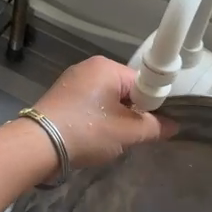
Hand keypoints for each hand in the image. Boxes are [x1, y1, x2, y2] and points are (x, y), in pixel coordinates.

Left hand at [29, 57, 172, 168]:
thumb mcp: (128, 132)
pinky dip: (94, 120)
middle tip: (128, 136)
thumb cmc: (87, 131)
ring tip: (106, 140)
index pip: (142, 82)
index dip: (150, 105)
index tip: (148, 125)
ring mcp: (71, 81)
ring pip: (106, 100)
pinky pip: (88, 105)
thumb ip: (154, 127)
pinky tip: (90, 137)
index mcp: (107, 66)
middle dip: (130, 113)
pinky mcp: (60, 97)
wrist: (38, 145)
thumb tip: (174, 126)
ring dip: (112, 119)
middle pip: (124, 91)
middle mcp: (89, 67)